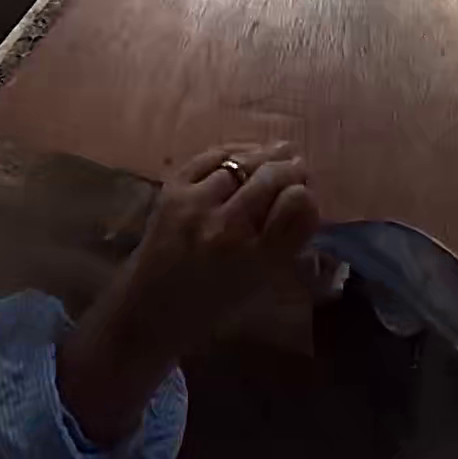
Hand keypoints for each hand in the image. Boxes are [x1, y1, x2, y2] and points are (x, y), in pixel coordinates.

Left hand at [59, 142, 318, 443]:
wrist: (148, 308)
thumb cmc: (214, 303)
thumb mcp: (262, 282)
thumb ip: (289, 240)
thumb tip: (309, 197)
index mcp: (255, 261)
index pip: (296, 206)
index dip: (306, 195)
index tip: (307, 193)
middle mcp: (225, 230)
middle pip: (271, 178)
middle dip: (292, 168)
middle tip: (300, 167)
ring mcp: (195, 206)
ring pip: (243, 163)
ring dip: (266, 156)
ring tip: (280, 154)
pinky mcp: (173, 190)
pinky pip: (213, 156)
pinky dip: (235, 151)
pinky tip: (247, 153)